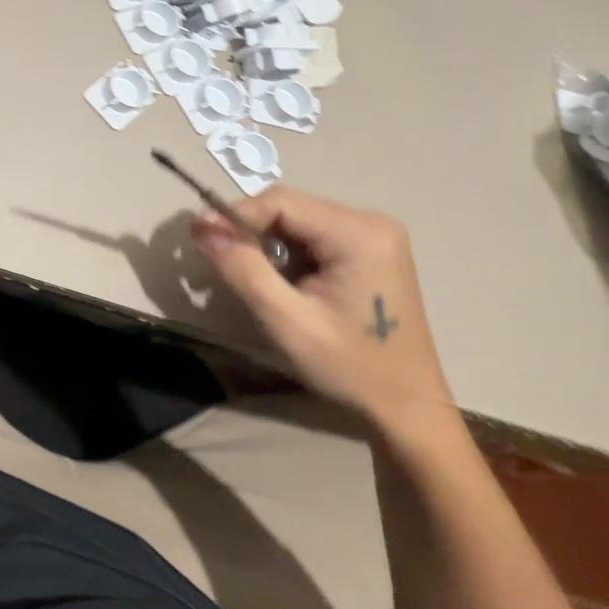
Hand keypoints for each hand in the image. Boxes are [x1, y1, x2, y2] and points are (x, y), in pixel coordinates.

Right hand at [191, 187, 454, 433]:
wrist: (409, 408)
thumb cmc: (351, 368)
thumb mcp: (287, 321)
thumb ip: (242, 269)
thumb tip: (200, 226)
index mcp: (359, 234)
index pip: (279, 201)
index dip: (235, 216)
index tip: (202, 241)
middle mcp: (372, 222)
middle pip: (288, 207)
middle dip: (249, 233)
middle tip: (223, 268)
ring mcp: (375, 235)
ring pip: (296, 221)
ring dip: (266, 245)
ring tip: (254, 283)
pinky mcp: (371, 250)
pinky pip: (311, 234)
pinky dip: (287, 253)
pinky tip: (285, 285)